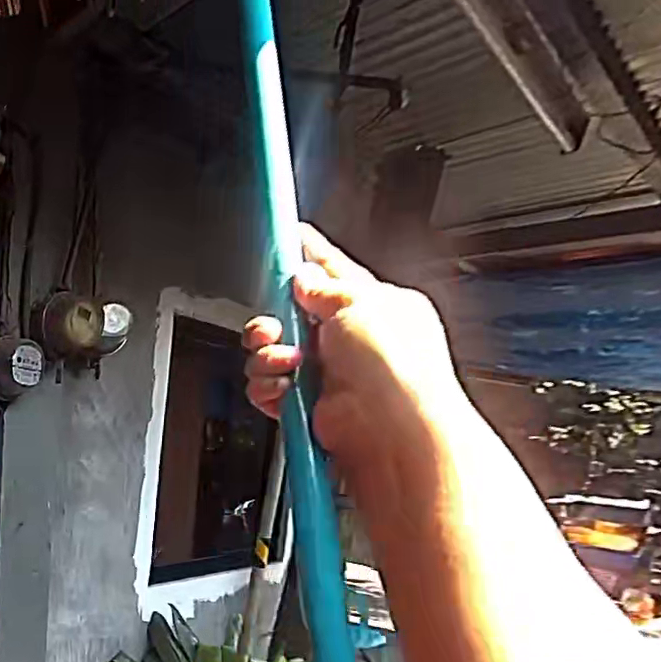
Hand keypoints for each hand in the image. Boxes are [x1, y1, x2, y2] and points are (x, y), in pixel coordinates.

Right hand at [242, 225, 472, 484]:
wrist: (386, 427)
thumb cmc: (397, 370)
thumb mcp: (363, 306)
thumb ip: (325, 288)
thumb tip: (301, 277)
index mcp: (371, 306)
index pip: (329, 272)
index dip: (305, 254)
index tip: (287, 234)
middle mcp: (343, 338)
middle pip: (284, 316)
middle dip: (270, 324)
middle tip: (272, 329)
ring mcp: (320, 370)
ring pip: (266, 353)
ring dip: (268, 360)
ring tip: (287, 366)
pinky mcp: (299, 399)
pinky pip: (262, 385)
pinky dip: (267, 387)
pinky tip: (284, 389)